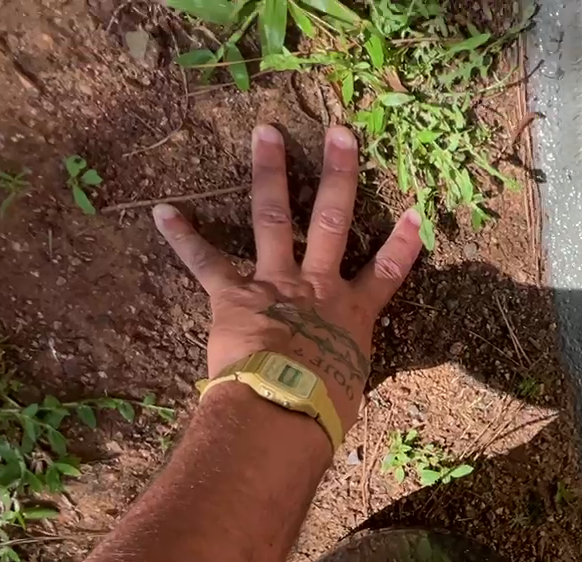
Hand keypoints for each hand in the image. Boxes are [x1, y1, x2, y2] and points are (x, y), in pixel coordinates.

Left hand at [152, 124, 422, 429]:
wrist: (284, 405)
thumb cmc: (325, 407)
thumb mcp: (347, 386)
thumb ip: (342, 367)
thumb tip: (335, 384)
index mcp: (352, 314)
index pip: (388, 273)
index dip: (405, 244)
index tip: (417, 212)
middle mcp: (319, 287)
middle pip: (334, 223)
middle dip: (339, 177)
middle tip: (339, 134)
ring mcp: (276, 284)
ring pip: (275, 219)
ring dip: (270, 174)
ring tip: (265, 133)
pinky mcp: (234, 294)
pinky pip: (206, 261)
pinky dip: (184, 237)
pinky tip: (164, 211)